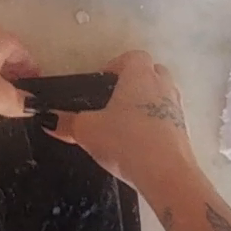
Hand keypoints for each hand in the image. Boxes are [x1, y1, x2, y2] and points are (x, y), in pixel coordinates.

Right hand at [50, 52, 194, 189]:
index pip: (132, 56)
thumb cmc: (125, 141)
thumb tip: (46, 118)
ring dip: (147, 104)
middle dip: (134, 83)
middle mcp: (162, 85)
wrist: (166, 174)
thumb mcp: (86, 131)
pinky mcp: (184, 130)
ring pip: (162, 95)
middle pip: (151, 72)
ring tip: (125, 124)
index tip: (101, 85)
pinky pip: (168, 119)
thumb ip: (66, 122)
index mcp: (139, 75)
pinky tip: (139, 144)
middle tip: (114, 102)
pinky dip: (155, 125)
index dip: (116, 66)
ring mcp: (177, 108)